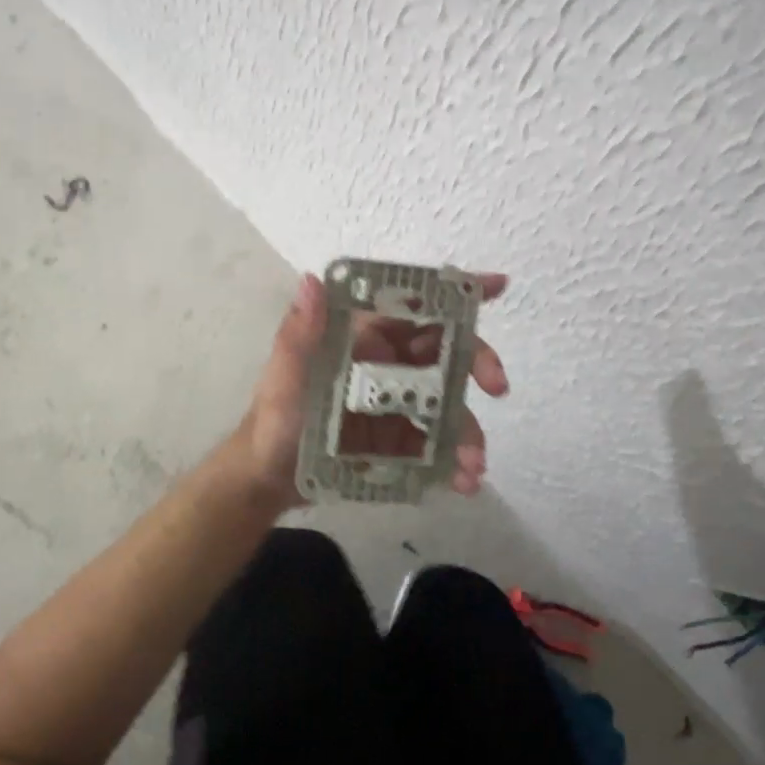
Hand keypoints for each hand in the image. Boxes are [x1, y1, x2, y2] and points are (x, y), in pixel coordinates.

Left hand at [235, 270, 510, 506]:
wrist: (266, 481)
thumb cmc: (273, 422)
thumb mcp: (283, 379)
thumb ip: (300, 336)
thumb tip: (312, 281)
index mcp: (360, 341)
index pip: (410, 309)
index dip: (451, 295)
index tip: (496, 287)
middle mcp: (385, 368)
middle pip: (444, 354)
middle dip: (477, 363)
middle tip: (497, 385)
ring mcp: (395, 407)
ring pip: (447, 406)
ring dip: (469, 431)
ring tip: (472, 465)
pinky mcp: (399, 445)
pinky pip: (436, 447)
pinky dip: (454, 463)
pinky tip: (461, 482)